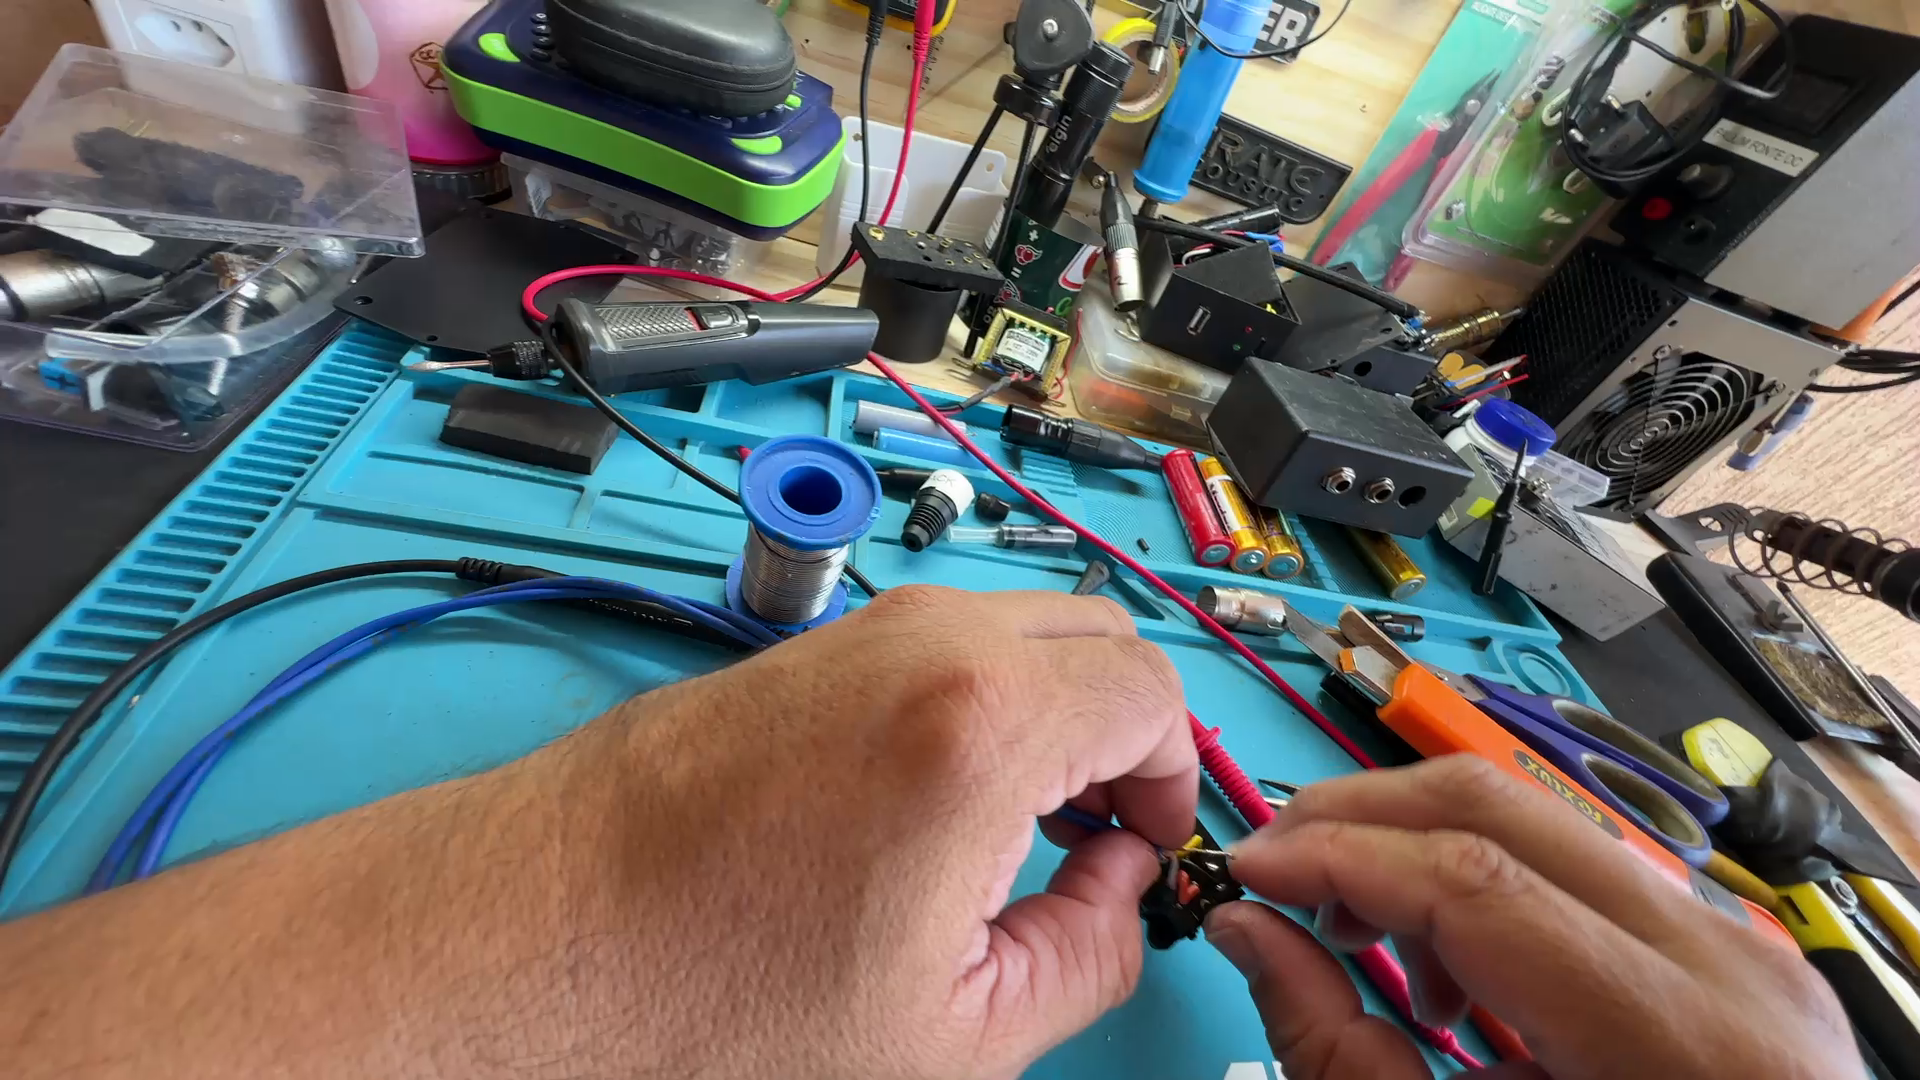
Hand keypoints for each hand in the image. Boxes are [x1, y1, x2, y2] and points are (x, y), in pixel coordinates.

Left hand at [591, 586, 1194, 1077]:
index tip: (1146, 831)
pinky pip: (954, 639)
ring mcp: (872, 625)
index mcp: (984, 724)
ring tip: (1023, 809)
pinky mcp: (828, 637)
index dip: (1172, 767)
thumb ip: (1087, 948)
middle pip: (1097, 634)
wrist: (541, 930)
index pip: (1148, 687)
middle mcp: (933, 643)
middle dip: (1125, 723)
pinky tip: (949, 782)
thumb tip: (1117, 879)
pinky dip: (990, 691)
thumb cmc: (716, 997)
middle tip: (1099, 817)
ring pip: (1027, 628)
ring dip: (1057, 703)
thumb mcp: (954, 1030)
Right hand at [1202, 756, 1857, 1079]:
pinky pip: (1538, 850)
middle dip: (1348, 816)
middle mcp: (1719, 954)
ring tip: (1355, 939)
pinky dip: (1445, 874)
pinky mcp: (1692, 925)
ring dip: (1392, 845)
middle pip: (1486, 803)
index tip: (1245, 873)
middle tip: (1275, 869)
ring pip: (1507, 810)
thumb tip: (1238, 924)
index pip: (1473, 880)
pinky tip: (1438, 965)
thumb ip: (1331, 1048)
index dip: (1337, 858)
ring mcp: (1715, 928)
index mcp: (1691, 1044)